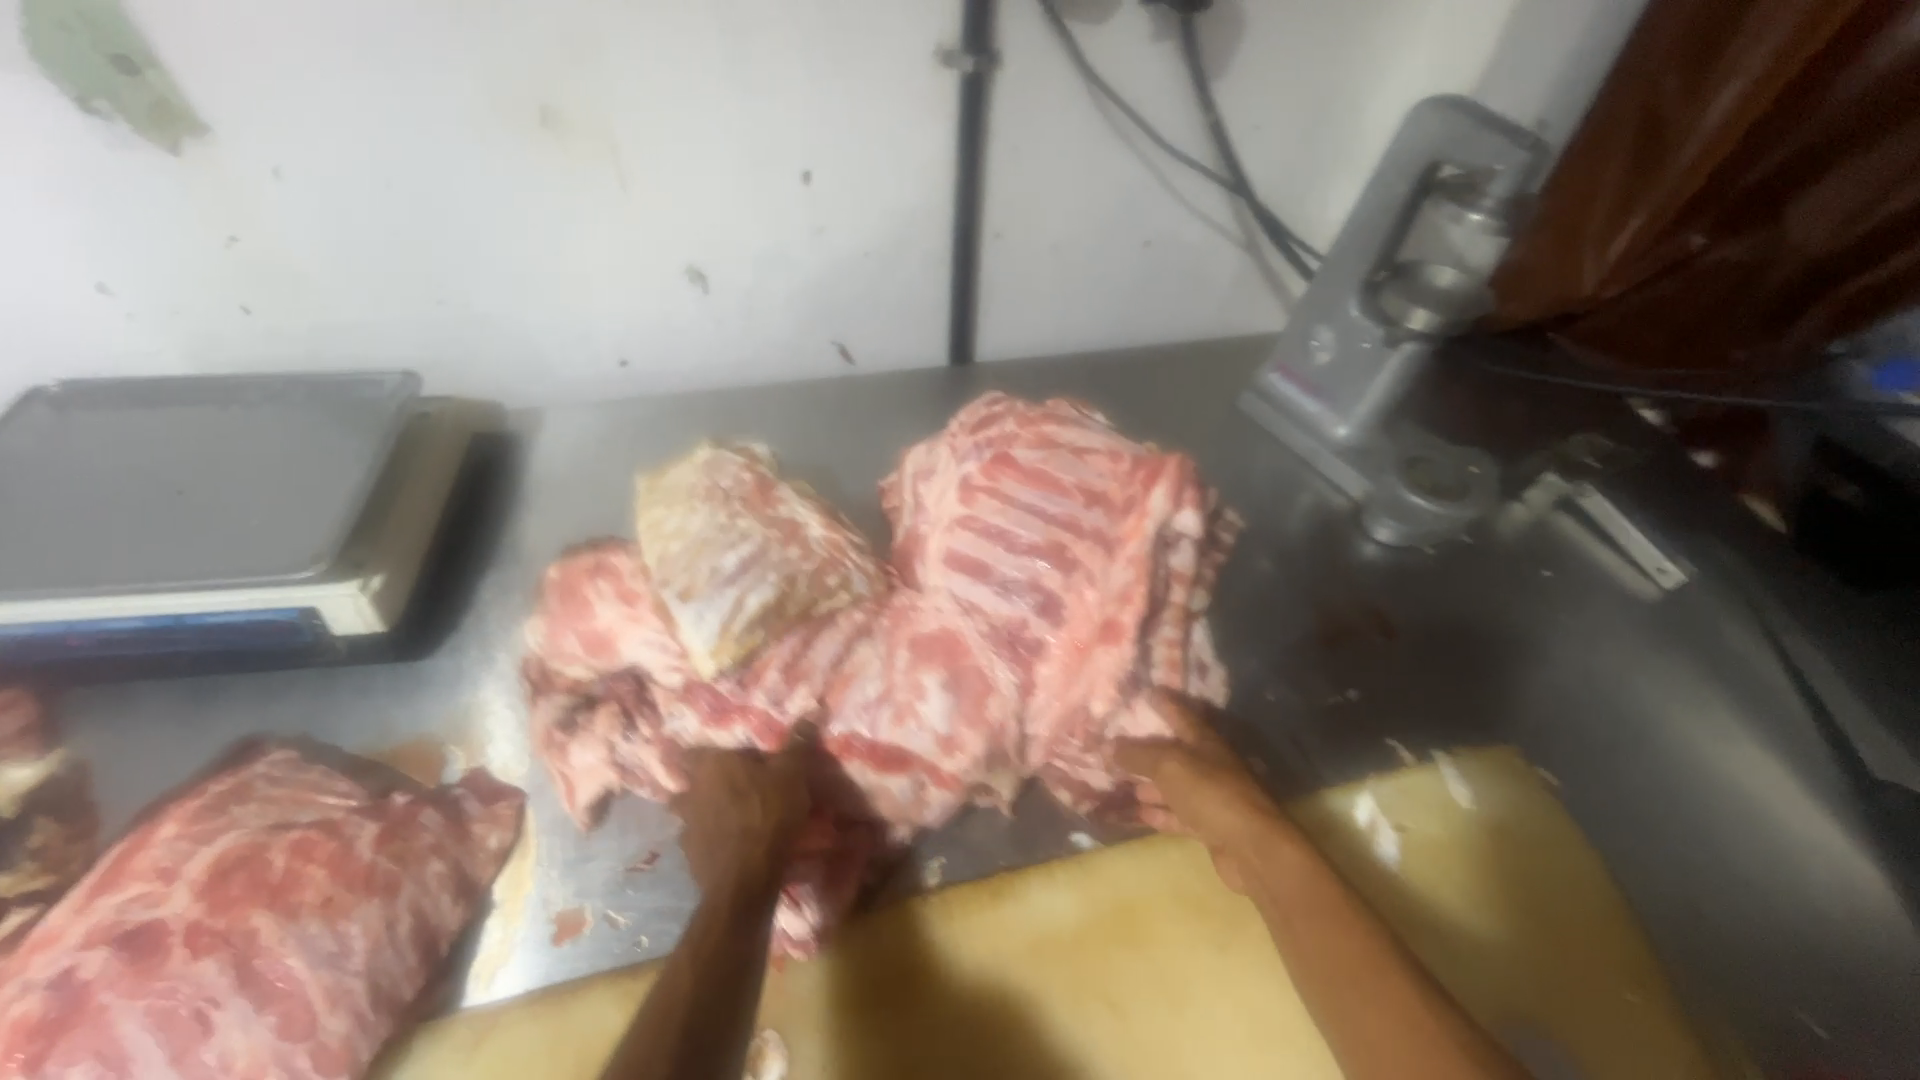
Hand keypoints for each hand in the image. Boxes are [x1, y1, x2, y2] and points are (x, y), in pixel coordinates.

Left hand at [672, 725, 813, 895]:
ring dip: (705, 814)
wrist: (747, 876)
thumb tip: (810, 711)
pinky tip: (729, 846)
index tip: (724, 758)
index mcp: (710, 765)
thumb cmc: (769, 814)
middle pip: (690, 783)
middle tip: (731, 788)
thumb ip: (797, 743)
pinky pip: (698, 841)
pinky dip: (710, 841)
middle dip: (705, 785)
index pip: (692, 751)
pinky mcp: (689, 857)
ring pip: (690, 813)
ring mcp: (685, 826)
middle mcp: (689, 792)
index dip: (707, 754)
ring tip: (729, 819)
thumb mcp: (792, 774)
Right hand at [1117, 691, 1295, 894]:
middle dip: (1147, 748)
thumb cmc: (1211, 794)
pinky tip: (1139, 813)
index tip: (1146, 692)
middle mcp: (1210, 765)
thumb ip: (1137, 755)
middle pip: (1174, 752)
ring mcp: (1211, 798)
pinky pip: (1178, 815)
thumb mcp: (1169, 766)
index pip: (1181, 714)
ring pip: (1174, 786)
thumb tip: (1108, 746)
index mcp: (1205, 742)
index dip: (1164, 703)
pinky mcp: (1209, 827)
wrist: (1251, 847)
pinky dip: (1160, 813)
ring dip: (1150, 784)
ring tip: (1121, 781)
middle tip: (1118, 743)